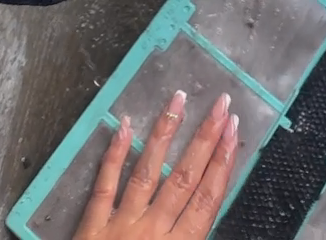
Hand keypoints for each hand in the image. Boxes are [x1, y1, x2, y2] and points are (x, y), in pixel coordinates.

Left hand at [74, 91, 239, 239]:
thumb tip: (211, 214)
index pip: (207, 200)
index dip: (223, 163)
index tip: (234, 129)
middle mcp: (153, 233)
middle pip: (185, 178)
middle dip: (205, 138)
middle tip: (220, 103)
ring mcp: (121, 225)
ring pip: (149, 171)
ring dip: (166, 133)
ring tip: (180, 98)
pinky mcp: (92, 227)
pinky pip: (104, 185)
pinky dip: (114, 154)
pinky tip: (124, 125)